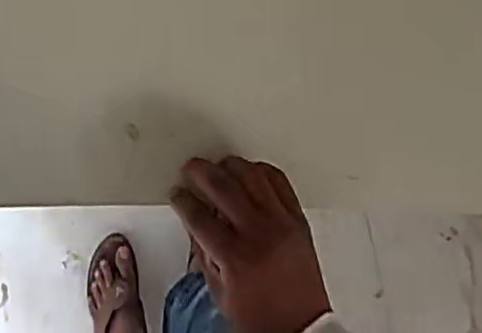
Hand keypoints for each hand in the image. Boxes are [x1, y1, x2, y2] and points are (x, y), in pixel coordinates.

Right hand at [168, 157, 330, 332]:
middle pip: (222, 185)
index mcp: (236, 258)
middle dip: (199, 171)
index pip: (199, 215)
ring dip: (229, 165)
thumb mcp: (221, 293)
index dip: (183, 200)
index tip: (178, 193)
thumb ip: (204, 253)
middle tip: (191, 168)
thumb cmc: (263, 321)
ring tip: (219, 166)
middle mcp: (259, 234)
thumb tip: (193, 219)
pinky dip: (261, 171)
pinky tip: (250, 172)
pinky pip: (279, 181)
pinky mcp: (299, 219)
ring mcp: (281, 223)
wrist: (303, 332)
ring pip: (251, 174)